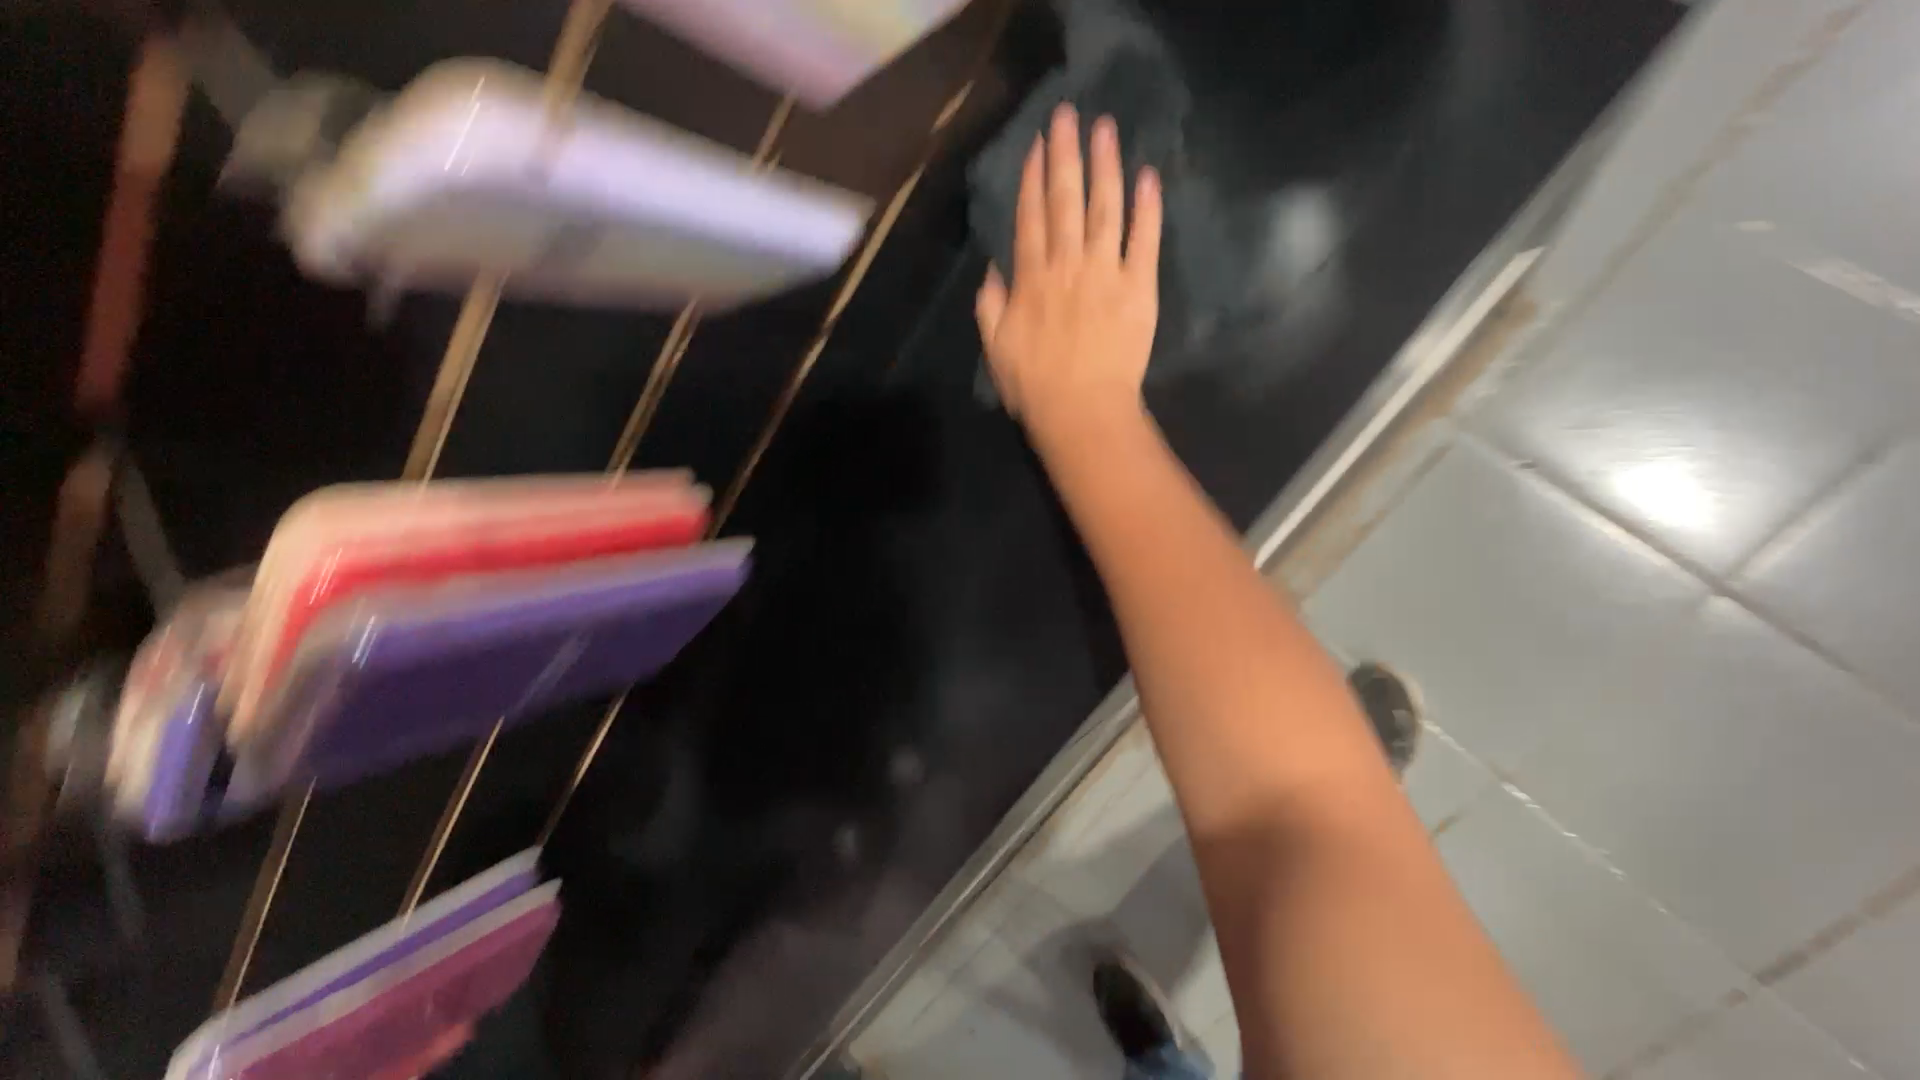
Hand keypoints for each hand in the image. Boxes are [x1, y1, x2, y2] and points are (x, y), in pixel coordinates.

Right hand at [976, 104, 1162, 435]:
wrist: (1082, 413)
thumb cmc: (1035, 387)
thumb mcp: (995, 348)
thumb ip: (991, 306)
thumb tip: (995, 269)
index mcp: (1031, 280)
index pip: (1030, 218)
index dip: (1032, 178)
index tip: (1037, 146)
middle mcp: (1067, 266)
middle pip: (1065, 201)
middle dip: (1065, 154)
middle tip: (1068, 114)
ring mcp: (1106, 274)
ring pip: (1105, 210)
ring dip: (1104, 167)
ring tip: (1106, 129)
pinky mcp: (1140, 289)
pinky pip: (1144, 241)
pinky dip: (1148, 209)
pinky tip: (1149, 178)